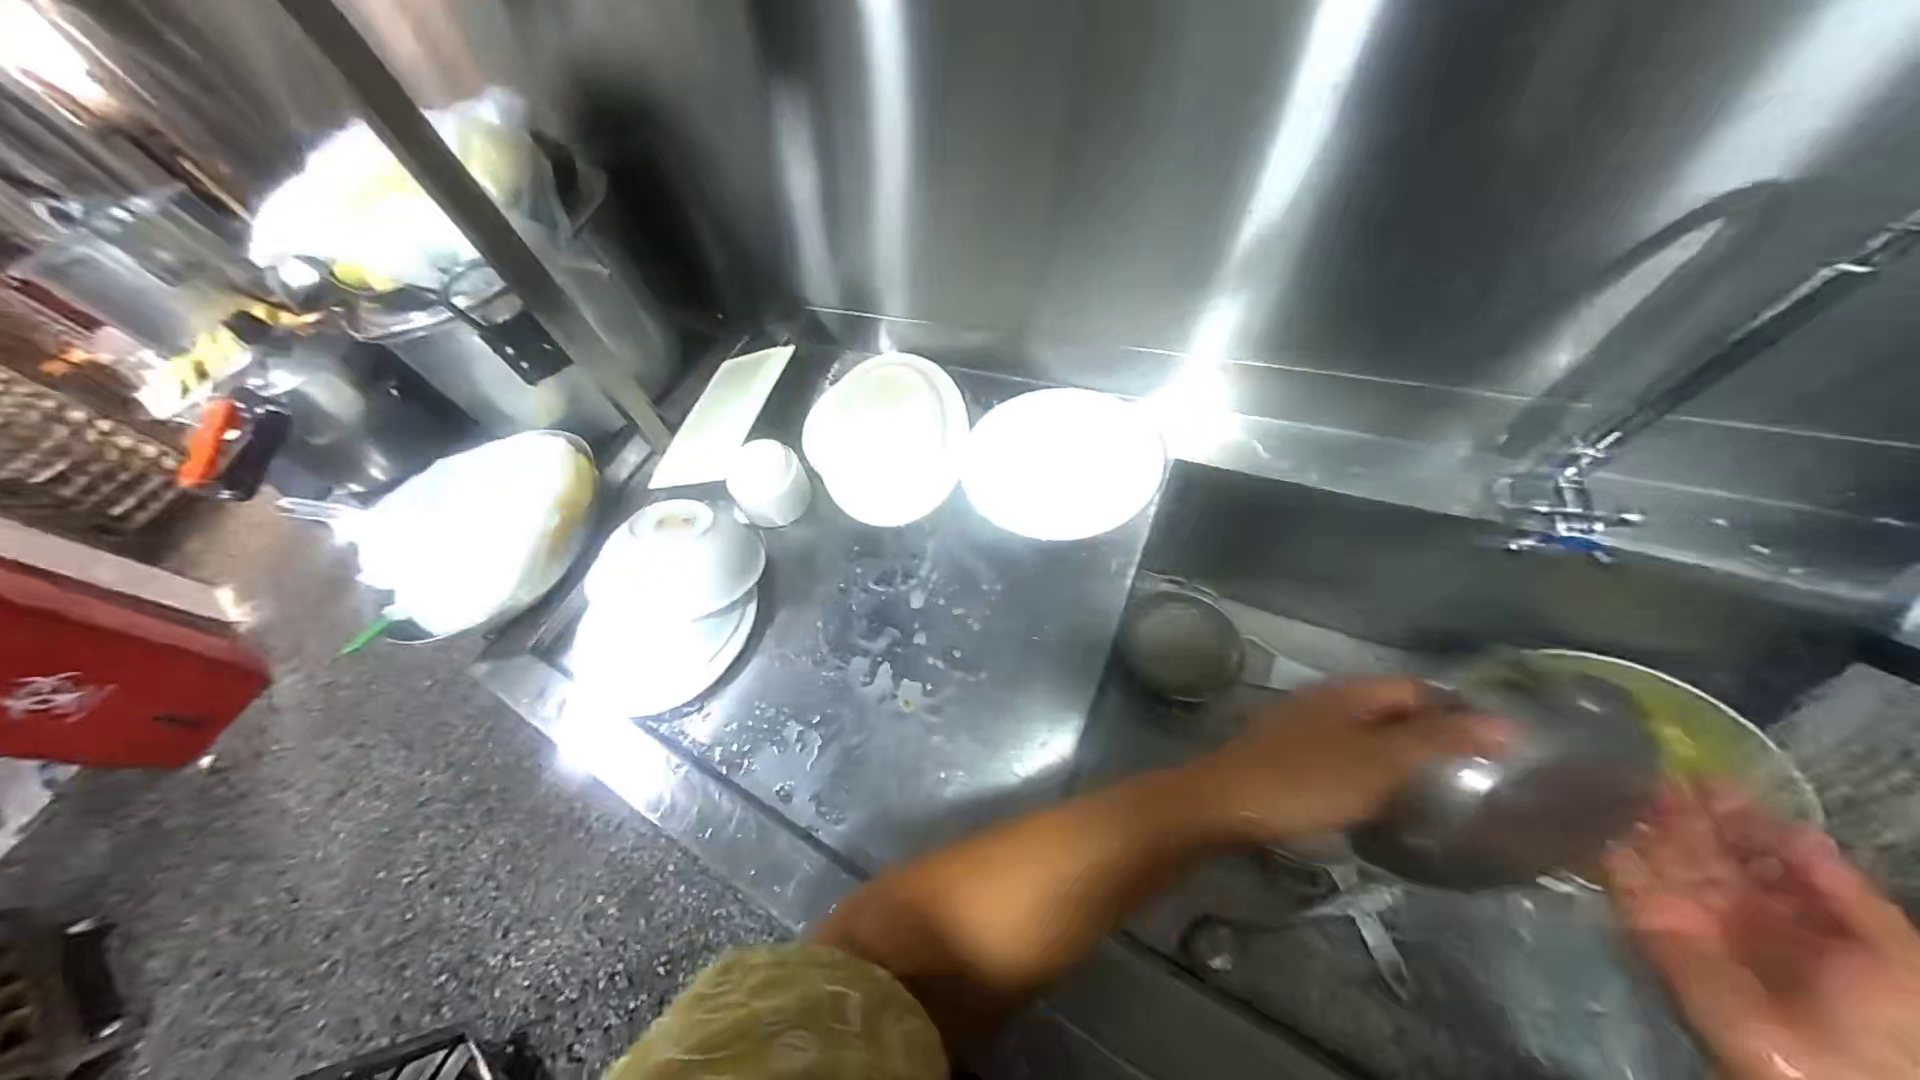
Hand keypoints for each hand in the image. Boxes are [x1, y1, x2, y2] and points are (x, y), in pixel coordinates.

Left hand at [1189, 676, 1507, 843]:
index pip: (1416, 687)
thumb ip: (1439, 741)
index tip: (1499, 747)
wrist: (1225, 803)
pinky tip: (1378, 794)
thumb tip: (1507, 722)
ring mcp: (1299, 723)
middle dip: (1431, 733)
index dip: (1459, 711)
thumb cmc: (1306, 781)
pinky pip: (1340, 751)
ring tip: (1436, 787)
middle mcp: (1322, 698)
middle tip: (1475, 773)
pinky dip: (1367, 767)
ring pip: (1363, 730)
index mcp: (1347, 692)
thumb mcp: (1380, 763)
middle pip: (1389, 706)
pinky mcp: (1284, 752)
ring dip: (1398, 752)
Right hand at [1605, 786, 1919, 1079]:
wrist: (1832, 1072)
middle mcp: (1736, 904)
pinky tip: (1604, 821)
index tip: (1708, 775)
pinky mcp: (1649, 926)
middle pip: (1700, 847)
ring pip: (1659, 857)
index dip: (1733, 812)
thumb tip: (1790, 824)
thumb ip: (1836, 884)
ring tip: (1625, 782)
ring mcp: (1689, 913)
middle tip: (1658, 769)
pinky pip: (1626, 885)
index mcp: (1792, 906)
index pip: (1752, 847)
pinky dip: (1612, 853)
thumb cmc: (1886, 1012)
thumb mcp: (1888, 944)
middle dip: (1680, 809)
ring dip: (1642, 822)